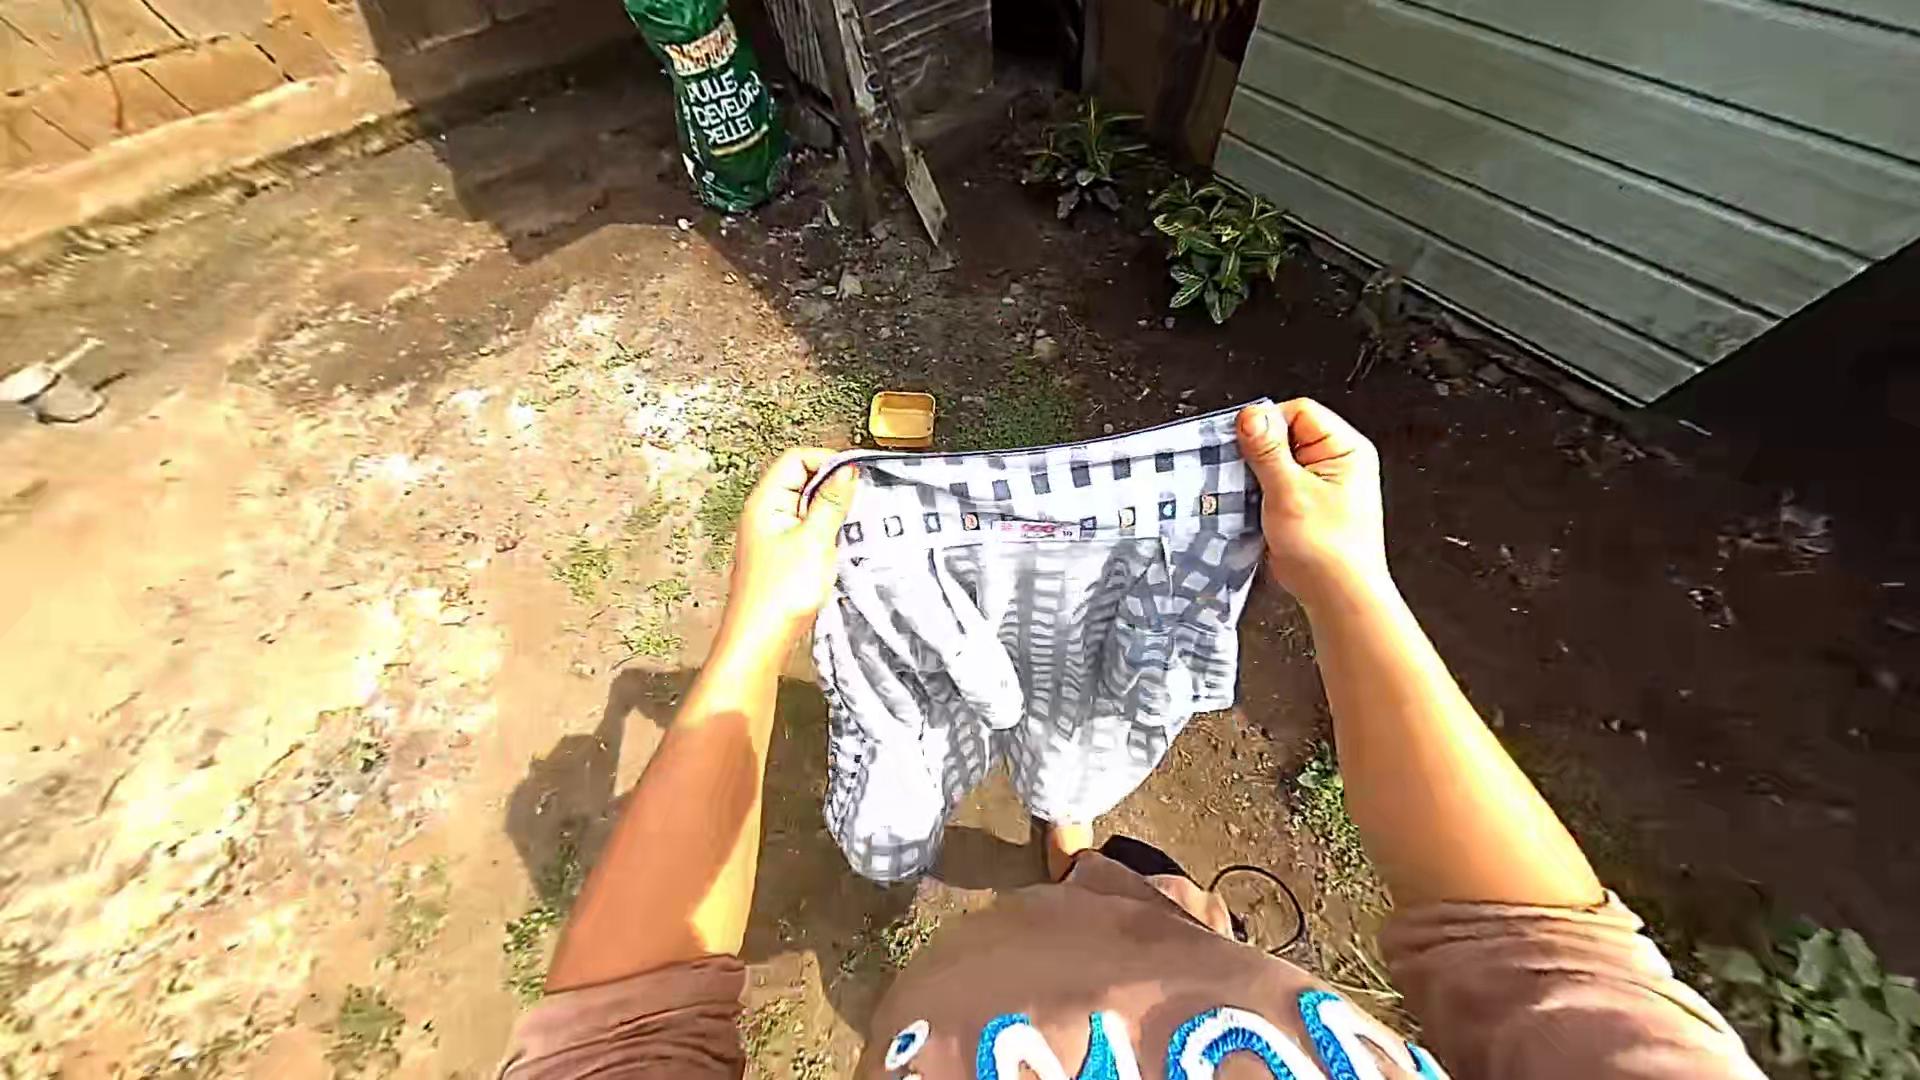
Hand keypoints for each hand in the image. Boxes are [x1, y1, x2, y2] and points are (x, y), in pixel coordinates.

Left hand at [719, 448, 855, 651]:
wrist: (760, 641)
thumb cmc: (783, 591)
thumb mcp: (814, 541)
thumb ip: (831, 503)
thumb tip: (847, 470)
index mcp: (766, 501)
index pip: (797, 459)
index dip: (828, 462)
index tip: (857, 478)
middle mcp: (765, 512)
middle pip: (801, 478)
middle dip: (833, 485)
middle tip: (860, 502)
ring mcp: (773, 533)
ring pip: (806, 504)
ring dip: (831, 509)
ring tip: (854, 524)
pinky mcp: (782, 553)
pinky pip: (807, 527)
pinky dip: (825, 528)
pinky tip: (840, 543)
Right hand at [1237, 399, 1390, 606]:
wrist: (1335, 593)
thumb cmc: (1327, 548)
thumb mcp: (1289, 490)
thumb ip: (1267, 451)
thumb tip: (1251, 415)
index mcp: (1344, 450)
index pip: (1297, 412)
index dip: (1266, 423)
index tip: (1241, 442)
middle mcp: (1333, 462)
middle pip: (1282, 436)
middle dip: (1255, 453)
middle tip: (1241, 472)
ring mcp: (1315, 485)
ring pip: (1272, 462)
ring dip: (1253, 476)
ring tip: (1247, 494)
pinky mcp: (1299, 504)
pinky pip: (1270, 485)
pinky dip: (1254, 493)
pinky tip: (1249, 506)